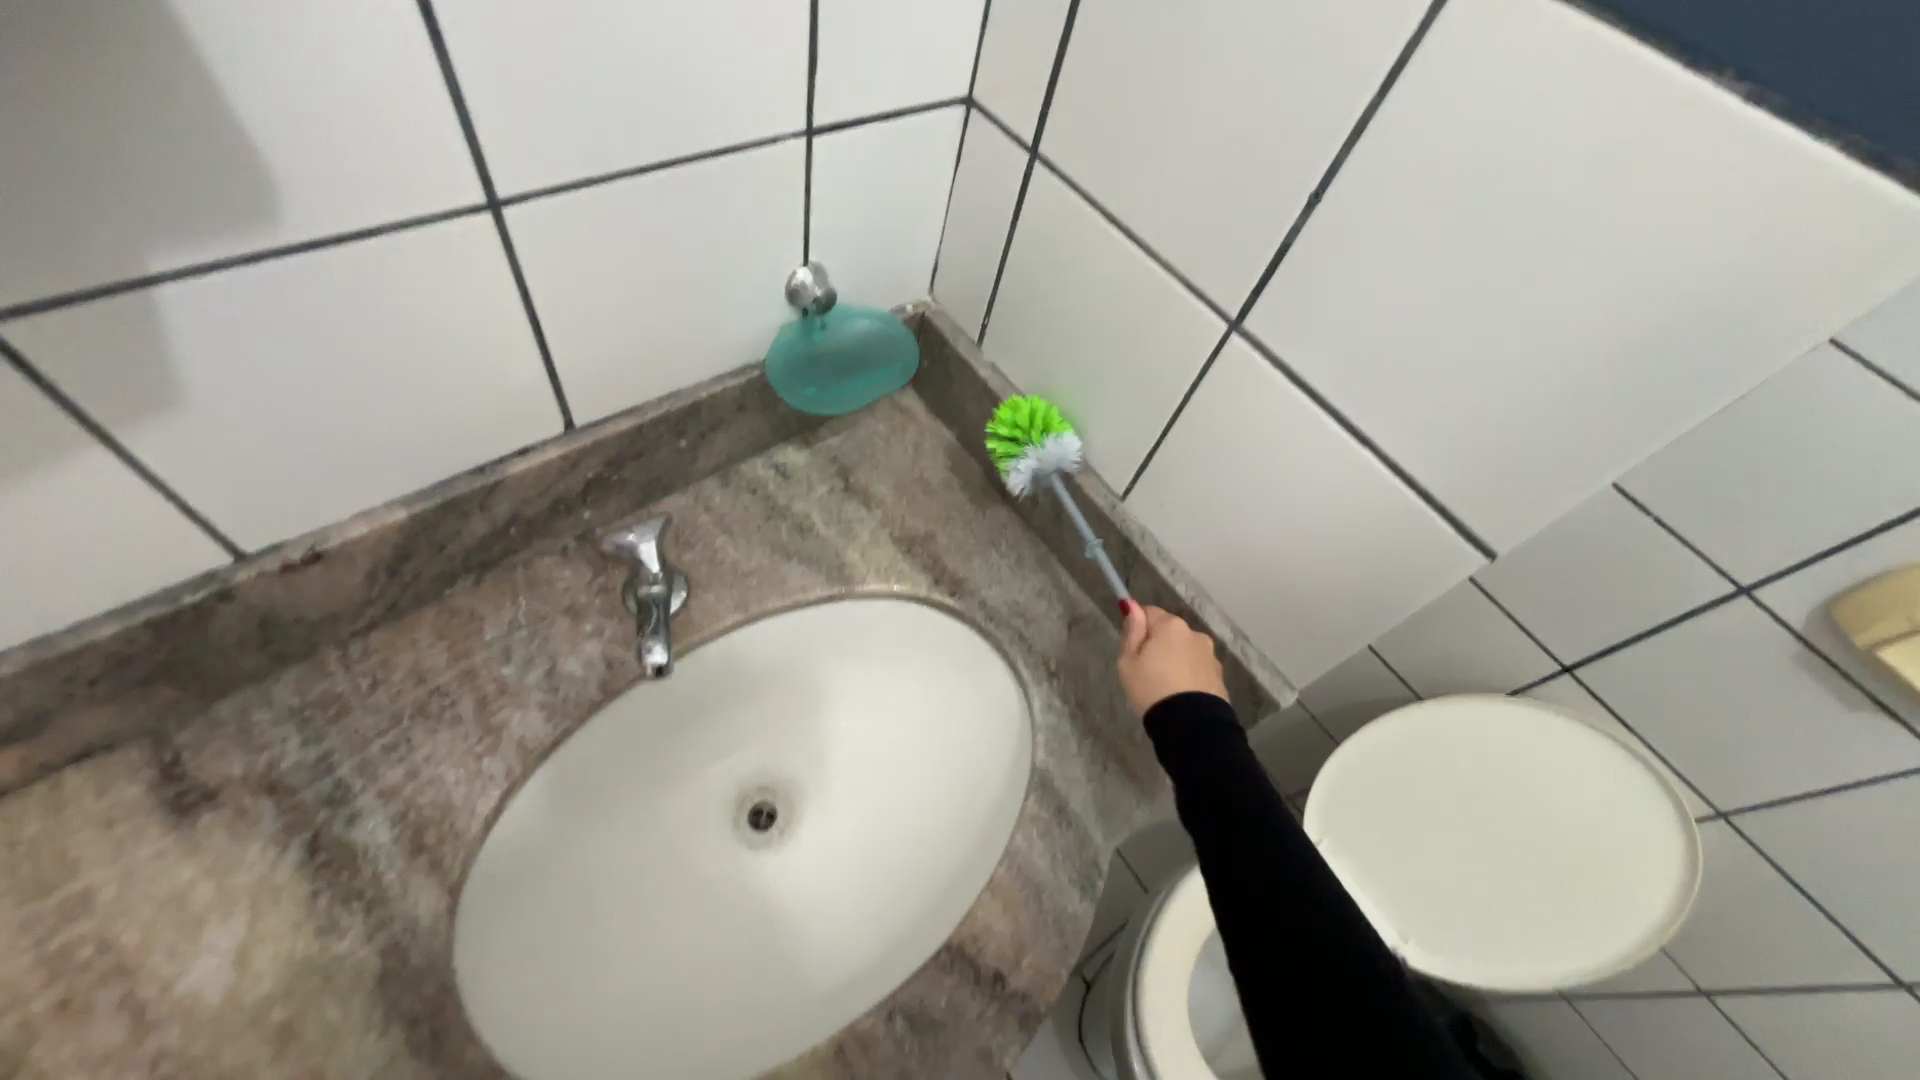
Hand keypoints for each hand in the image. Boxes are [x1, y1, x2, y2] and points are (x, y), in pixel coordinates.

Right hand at [1117, 602, 1228, 714]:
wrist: (1190, 724)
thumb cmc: (1152, 689)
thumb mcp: (1129, 662)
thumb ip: (1132, 631)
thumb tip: (1131, 605)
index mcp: (1171, 626)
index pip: (1150, 612)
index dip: (1138, 628)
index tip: (1133, 650)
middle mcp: (1194, 634)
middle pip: (1170, 631)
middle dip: (1159, 644)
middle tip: (1146, 670)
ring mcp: (1210, 655)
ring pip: (1186, 649)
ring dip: (1176, 659)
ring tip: (1166, 685)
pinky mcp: (1219, 675)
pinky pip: (1197, 667)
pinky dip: (1189, 674)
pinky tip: (1181, 693)